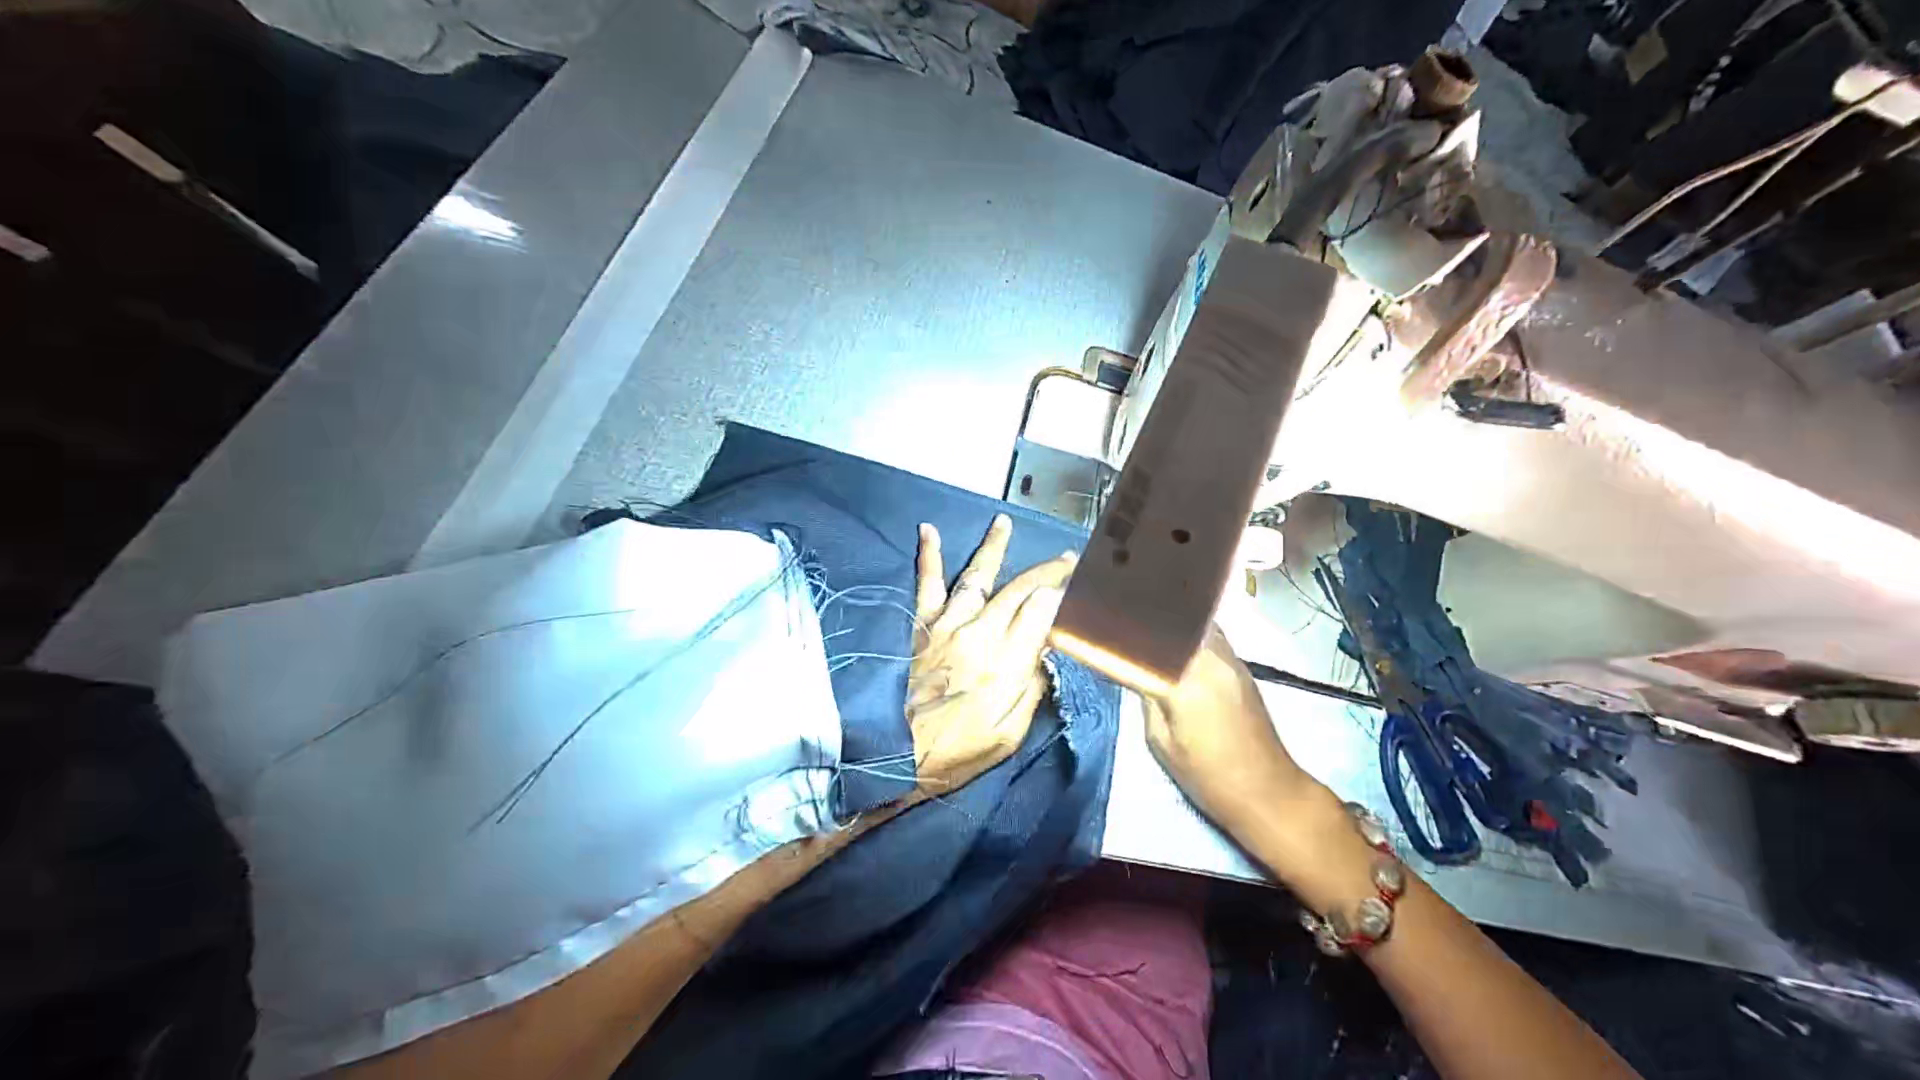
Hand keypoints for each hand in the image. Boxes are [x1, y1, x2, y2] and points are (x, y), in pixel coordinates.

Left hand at [906, 515, 1075, 797]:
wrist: (889, 755)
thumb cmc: (954, 753)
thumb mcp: (1006, 736)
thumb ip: (1030, 689)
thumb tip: (1045, 652)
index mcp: (1005, 662)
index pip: (1042, 612)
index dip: (1062, 594)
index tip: (1076, 584)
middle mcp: (978, 632)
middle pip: (1019, 590)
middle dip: (1045, 571)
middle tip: (1065, 558)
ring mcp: (945, 624)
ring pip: (977, 576)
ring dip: (993, 548)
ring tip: (1004, 522)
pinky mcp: (918, 626)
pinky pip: (925, 584)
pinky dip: (927, 556)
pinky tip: (928, 530)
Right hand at [1134, 628, 1379, 909]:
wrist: (1267, 791)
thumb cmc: (1206, 775)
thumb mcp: (1159, 739)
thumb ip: (1145, 693)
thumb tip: (1130, 663)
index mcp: (1186, 679)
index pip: (1144, 642)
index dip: (1119, 629)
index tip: (1096, 623)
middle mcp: (1211, 658)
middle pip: (1172, 620)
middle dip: (1144, 615)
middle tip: (1116, 613)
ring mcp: (1230, 658)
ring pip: (1193, 622)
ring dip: (1167, 619)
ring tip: (1140, 618)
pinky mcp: (1240, 664)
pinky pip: (1207, 634)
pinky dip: (1185, 629)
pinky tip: (1168, 635)